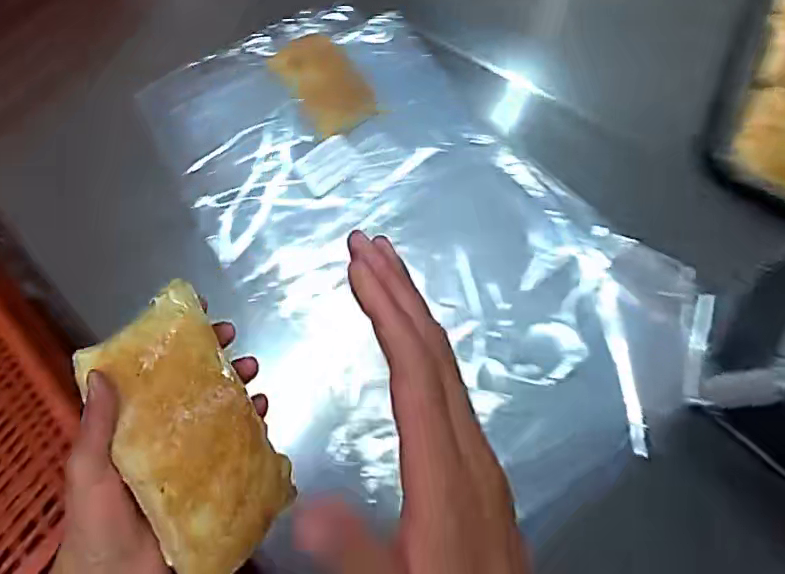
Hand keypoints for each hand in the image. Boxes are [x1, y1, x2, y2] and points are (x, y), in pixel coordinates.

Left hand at [54, 314, 267, 573]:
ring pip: (217, 409)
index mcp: (131, 420)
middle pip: (192, 381)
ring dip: (237, 387)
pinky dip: (252, 430)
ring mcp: (187, 456)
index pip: (154, 368)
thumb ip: (95, 426)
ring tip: (252, 375)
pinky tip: (263, 418)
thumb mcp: (86, 470)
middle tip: (231, 338)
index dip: (174, 337)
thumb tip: (100, 373)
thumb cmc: (92, 526)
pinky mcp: (208, 484)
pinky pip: (234, 451)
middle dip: (214, 355)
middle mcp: (161, 430)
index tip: (194, 311)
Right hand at [296, 230, 526, 573]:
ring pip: (445, 360)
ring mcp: (479, 455)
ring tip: (385, 270)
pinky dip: (422, 340)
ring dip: (411, 306)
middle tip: (366, 243)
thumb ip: (356, 550)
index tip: (357, 265)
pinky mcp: (478, 466)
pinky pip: (447, 380)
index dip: (385, 309)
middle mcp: (470, 449)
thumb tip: (305, 509)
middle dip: (398, 287)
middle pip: (434, 349)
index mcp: (447, 469)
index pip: (415, 368)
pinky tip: (411, 340)